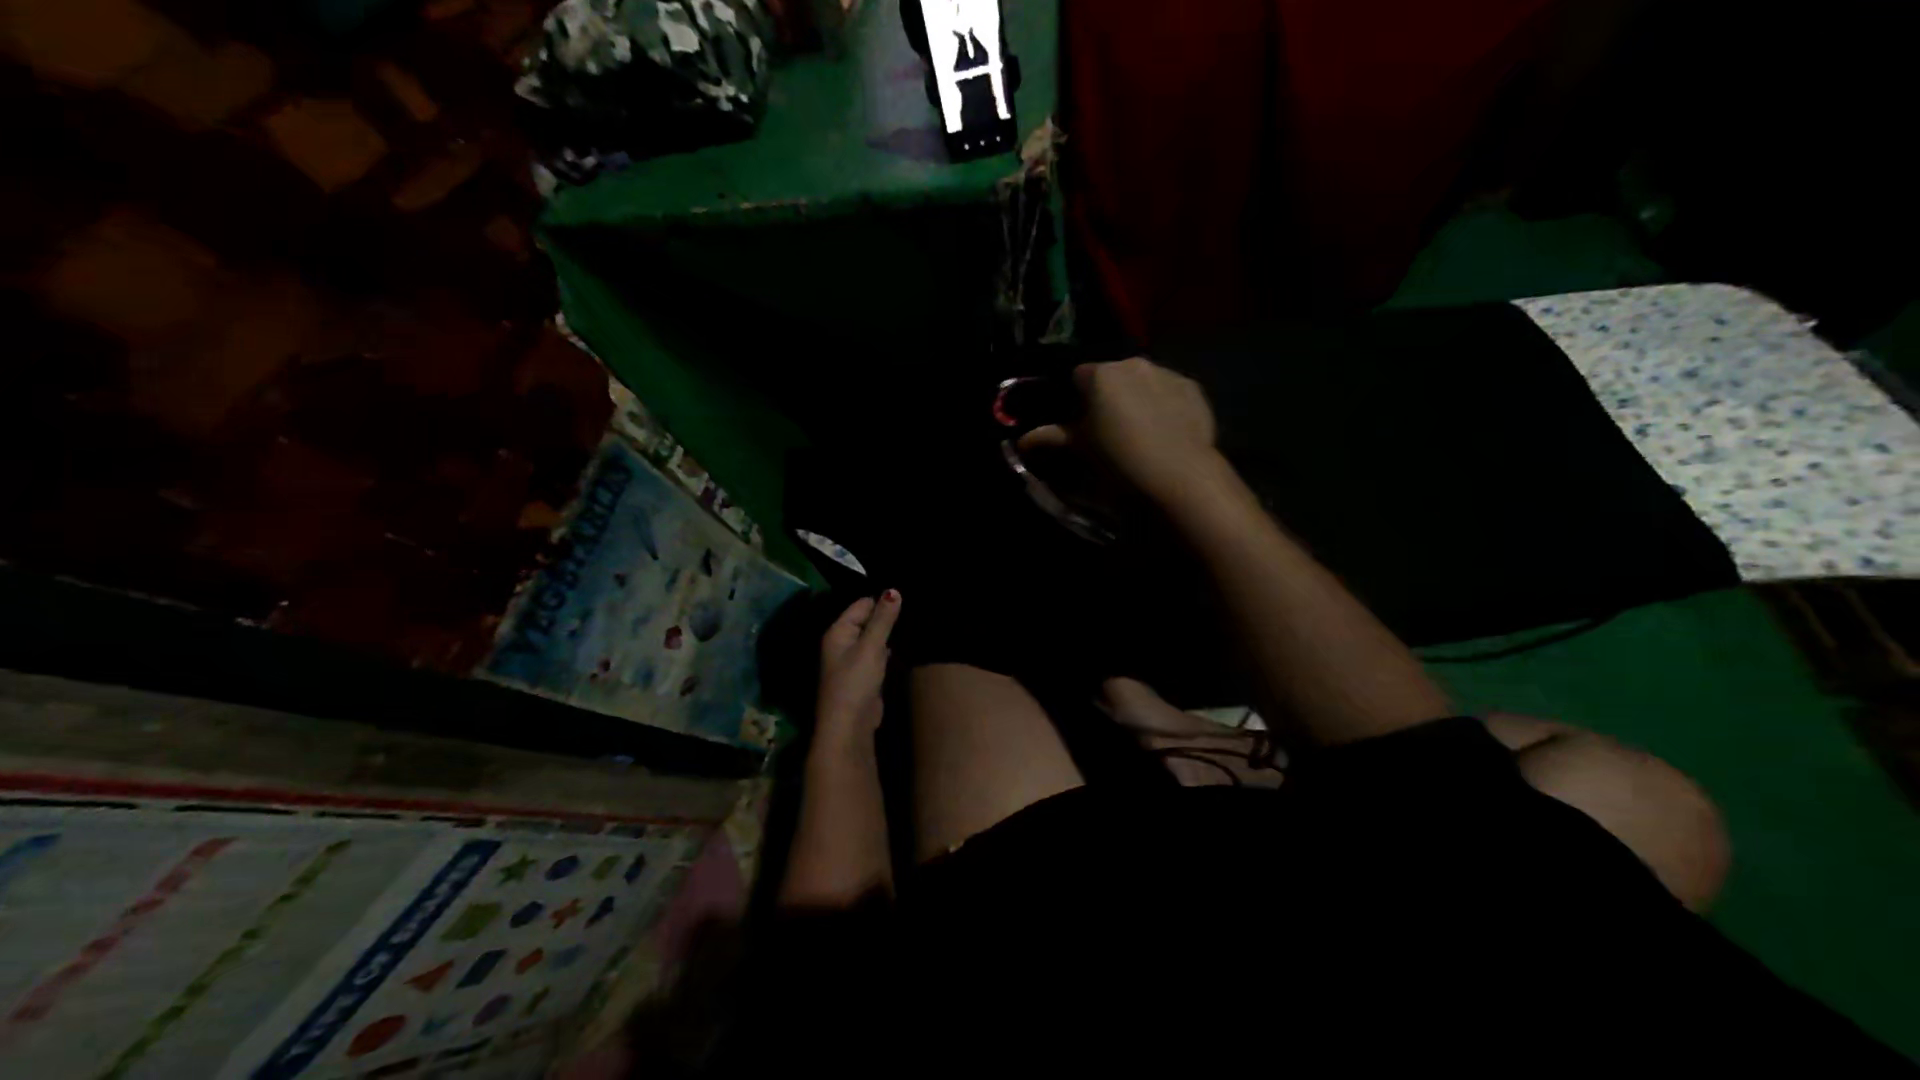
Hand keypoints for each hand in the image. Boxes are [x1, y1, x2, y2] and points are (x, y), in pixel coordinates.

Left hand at [816, 590, 902, 739]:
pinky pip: (879, 654)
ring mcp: (855, 660)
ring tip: (916, 621)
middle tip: (916, 606)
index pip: (862, 605)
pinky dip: (890, 649)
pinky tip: (907, 643)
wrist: (850, 726)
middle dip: (888, 616)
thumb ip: (883, 619)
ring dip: (891, 633)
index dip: (882, 600)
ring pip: (875, 638)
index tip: (907, 595)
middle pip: (868, 620)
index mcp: (838, 632)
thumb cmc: (856, 681)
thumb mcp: (871, 647)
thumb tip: (894, 590)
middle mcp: (844, 643)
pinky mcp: (866, 675)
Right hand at [1018, 357, 1218, 504]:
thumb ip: (1050, 438)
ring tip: (1139, 433)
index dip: (1075, 399)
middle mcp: (1134, 364)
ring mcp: (1168, 374)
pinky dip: (1164, 406)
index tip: (1078, 423)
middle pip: (1112, 376)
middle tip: (1107, 430)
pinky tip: (1165, 434)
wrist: (1178, 479)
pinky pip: (1170, 392)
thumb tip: (1022, 441)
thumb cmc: (1118, 462)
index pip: (1077, 376)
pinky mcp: (1195, 391)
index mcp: (1101, 374)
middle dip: (1108, 396)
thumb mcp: (1079, 452)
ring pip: (1143, 382)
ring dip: (1137, 399)